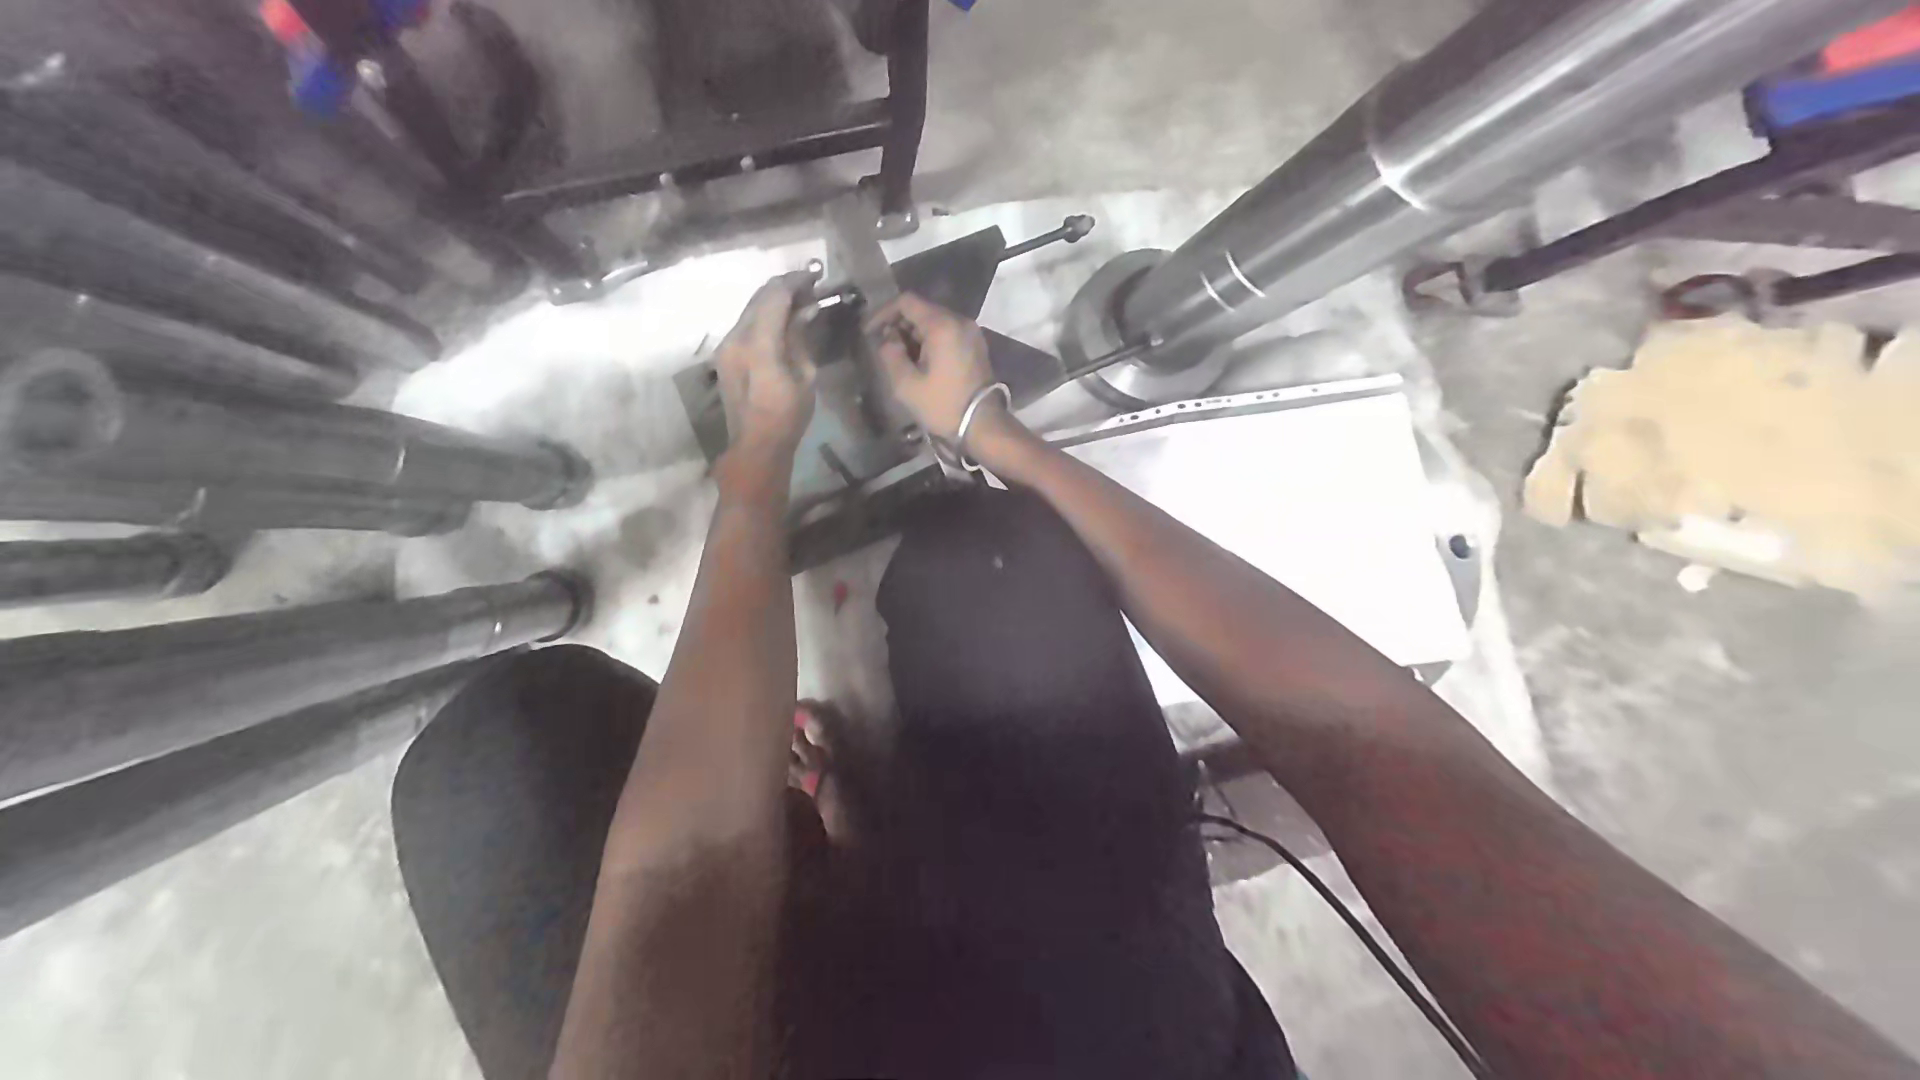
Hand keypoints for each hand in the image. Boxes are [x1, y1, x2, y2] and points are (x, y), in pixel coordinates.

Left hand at [715, 272, 817, 463]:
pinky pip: (745, 325)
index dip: (795, 281)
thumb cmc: (787, 416)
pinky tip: (780, 323)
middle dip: (784, 287)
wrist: (756, 445)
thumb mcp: (805, 376)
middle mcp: (736, 337)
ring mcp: (726, 345)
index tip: (815, 276)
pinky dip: (763, 316)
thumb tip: (806, 310)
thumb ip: (800, 337)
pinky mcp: (724, 355)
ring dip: (772, 301)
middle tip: (809, 286)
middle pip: (759, 297)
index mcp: (758, 343)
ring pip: (750, 309)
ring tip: (797, 303)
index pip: (775, 296)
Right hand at [868, 293, 997, 442]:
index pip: (907, 302)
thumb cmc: (943, 405)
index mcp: (942, 326)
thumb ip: (890, 355)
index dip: (883, 313)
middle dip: (898, 326)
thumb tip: (889, 340)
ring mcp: (971, 333)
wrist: (983, 425)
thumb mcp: (907, 385)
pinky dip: (930, 341)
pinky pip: (947, 334)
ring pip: (934, 322)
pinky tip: (919, 362)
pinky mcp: (975, 346)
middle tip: (883, 348)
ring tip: (899, 358)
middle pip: (922, 310)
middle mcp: (959, 321)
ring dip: (913, 335)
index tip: (869, 332)